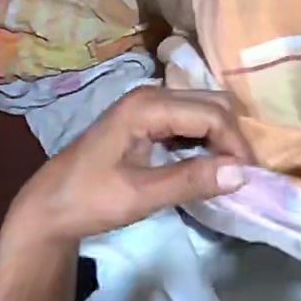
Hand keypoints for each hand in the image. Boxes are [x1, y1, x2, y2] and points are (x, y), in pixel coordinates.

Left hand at [6, 88, 255, 248]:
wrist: (50, 205)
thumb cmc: (89, 199)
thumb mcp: (139, 196)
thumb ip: (189, 181)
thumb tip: (241, 173)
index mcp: (147, 106)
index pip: (211, 114)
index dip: (236, 144)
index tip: (250, 179)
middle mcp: (151, 95)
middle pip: (212, 104)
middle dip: (233, 137)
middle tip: (244, 176)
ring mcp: (149, 104)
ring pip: (204, 109)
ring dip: (222, 137)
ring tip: (233, 173)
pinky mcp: (148, 118)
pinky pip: (190, 119)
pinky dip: (207, 138)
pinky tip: (210, 164)